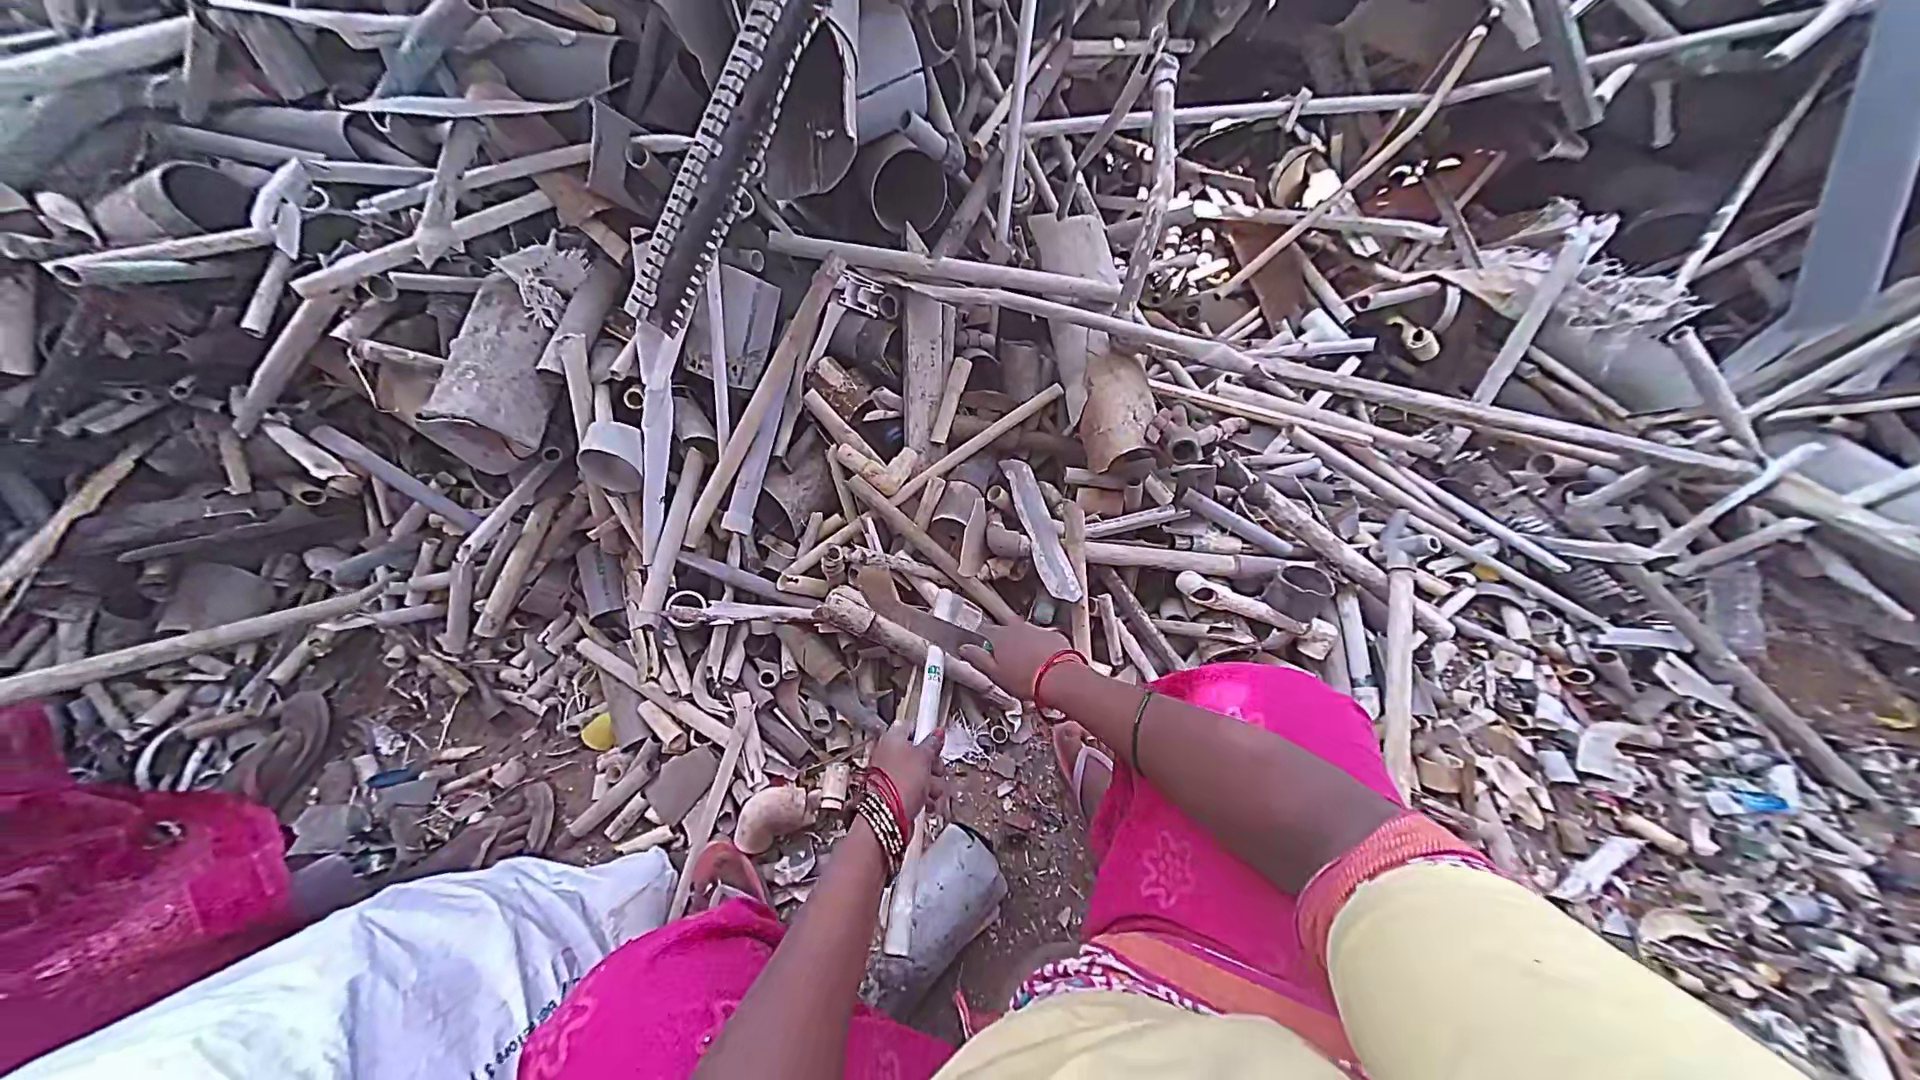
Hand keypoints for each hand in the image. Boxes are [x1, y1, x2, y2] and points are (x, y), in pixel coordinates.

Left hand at [867, 713, 942, 819]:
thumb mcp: (924, 757)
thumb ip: (932, 744)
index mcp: (892, 738)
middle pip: (916, 753)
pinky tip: (928, 803)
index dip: (926, 736)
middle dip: (932, 764)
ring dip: (930, 783)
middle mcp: (887, 754)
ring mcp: (889, 775)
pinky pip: (912, 790)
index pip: (912, 728)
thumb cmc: (901, 782)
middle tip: (938, 771)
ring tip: (933, 791)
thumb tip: (938, 733)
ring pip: (916, 774)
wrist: (888, 815)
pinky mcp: (892, 794)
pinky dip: (922, 796)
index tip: (937, 745)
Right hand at [959, 620, 1072, 701]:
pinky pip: (1043, 639)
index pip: (983, 631)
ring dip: (1023, 645)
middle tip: (1006, 662)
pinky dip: (1040, 648)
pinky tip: (1042, 663)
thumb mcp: (995, 673)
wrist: (1060, 678)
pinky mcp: (1054, 636)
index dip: (982, 642)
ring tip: (1025, 666)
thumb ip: (978, 658)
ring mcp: (1037, 630)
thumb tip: (965, 649)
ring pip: (1024, 634)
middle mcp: (1017, 628)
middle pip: (1005, 630)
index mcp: (999, 636)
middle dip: (1004, 642)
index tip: (983, 652)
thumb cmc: (1027, 679)